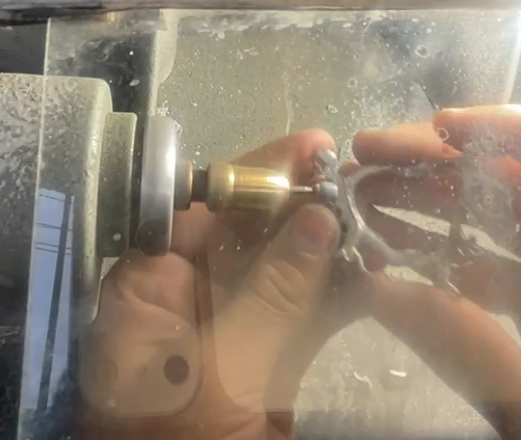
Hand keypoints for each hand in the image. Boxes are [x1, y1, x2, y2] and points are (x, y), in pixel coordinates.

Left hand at [79, 130, 346, 439]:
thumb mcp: (221, 372)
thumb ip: (269, 292)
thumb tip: (317, 216)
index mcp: (147, 288)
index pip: (200, 205)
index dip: (255, 172)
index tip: (312, 148)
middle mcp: (183, 299)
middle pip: (243, 232)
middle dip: (298, 202)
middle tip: (354, 173)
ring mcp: (224, 333)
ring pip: (278, 270)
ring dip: (325, 243)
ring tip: (373, 211)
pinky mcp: (261, 368)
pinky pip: (298, 317)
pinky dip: (335, 294)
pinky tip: (373, 269)